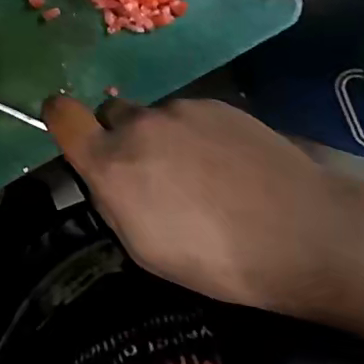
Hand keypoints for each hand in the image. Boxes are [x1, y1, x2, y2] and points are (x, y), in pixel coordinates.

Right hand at [43, 95, 363, 319]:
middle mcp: (140, 125)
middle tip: (151, 175)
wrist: (303, 233)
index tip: (69, 129)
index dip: (60, 119)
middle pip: (112, 117)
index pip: (63, 117)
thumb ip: (113, 200)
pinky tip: (230, 167)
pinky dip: (199, 136)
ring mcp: (182, 110)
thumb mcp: (143, 248)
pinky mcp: (220, 105)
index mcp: (111, 163)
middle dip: (120, 139)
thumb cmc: (214, 258)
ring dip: (164, 139)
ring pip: (155, 118)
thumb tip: (108, 177)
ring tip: (203, 178)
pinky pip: (192, 117)